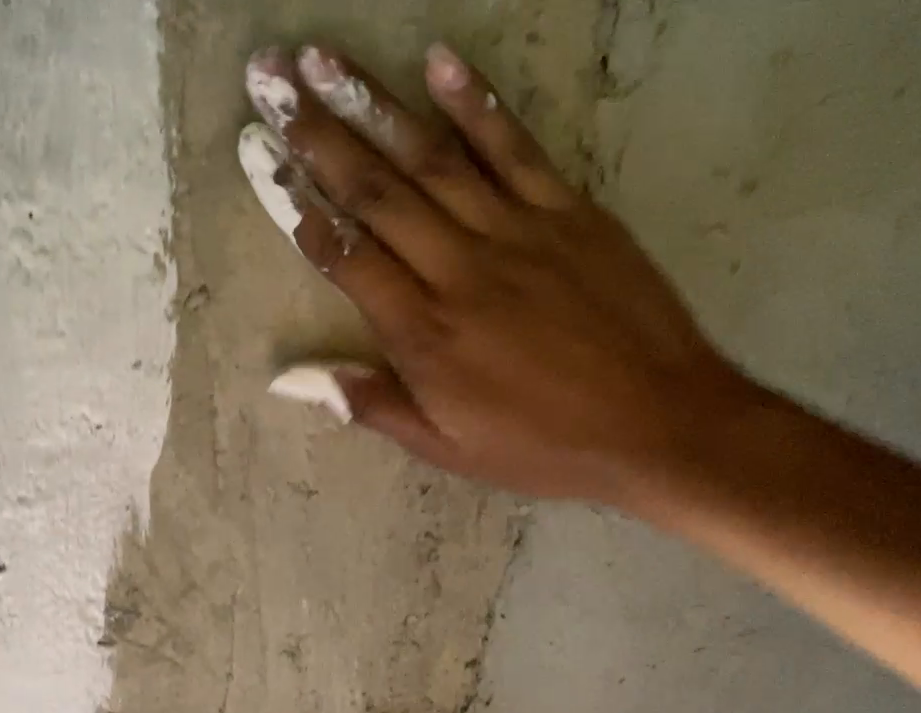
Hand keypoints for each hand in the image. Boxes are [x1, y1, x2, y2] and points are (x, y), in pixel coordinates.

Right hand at [246, 43, 756, 504]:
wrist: (663, 425)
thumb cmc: (538, 445)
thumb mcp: (443, 445)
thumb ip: (367, 402)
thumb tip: (287, 380)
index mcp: (422, 332)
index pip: (344, 254)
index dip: (293, 201)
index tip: (256, 154)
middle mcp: (460, 269)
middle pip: (376, 190)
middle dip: (315, 132)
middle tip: (270, 81)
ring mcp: (518, 232)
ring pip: (432, 158)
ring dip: (374, 103)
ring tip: (324, 59)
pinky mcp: (570, 212)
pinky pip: (515, 147)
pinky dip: (477, 103)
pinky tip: (440, 61)